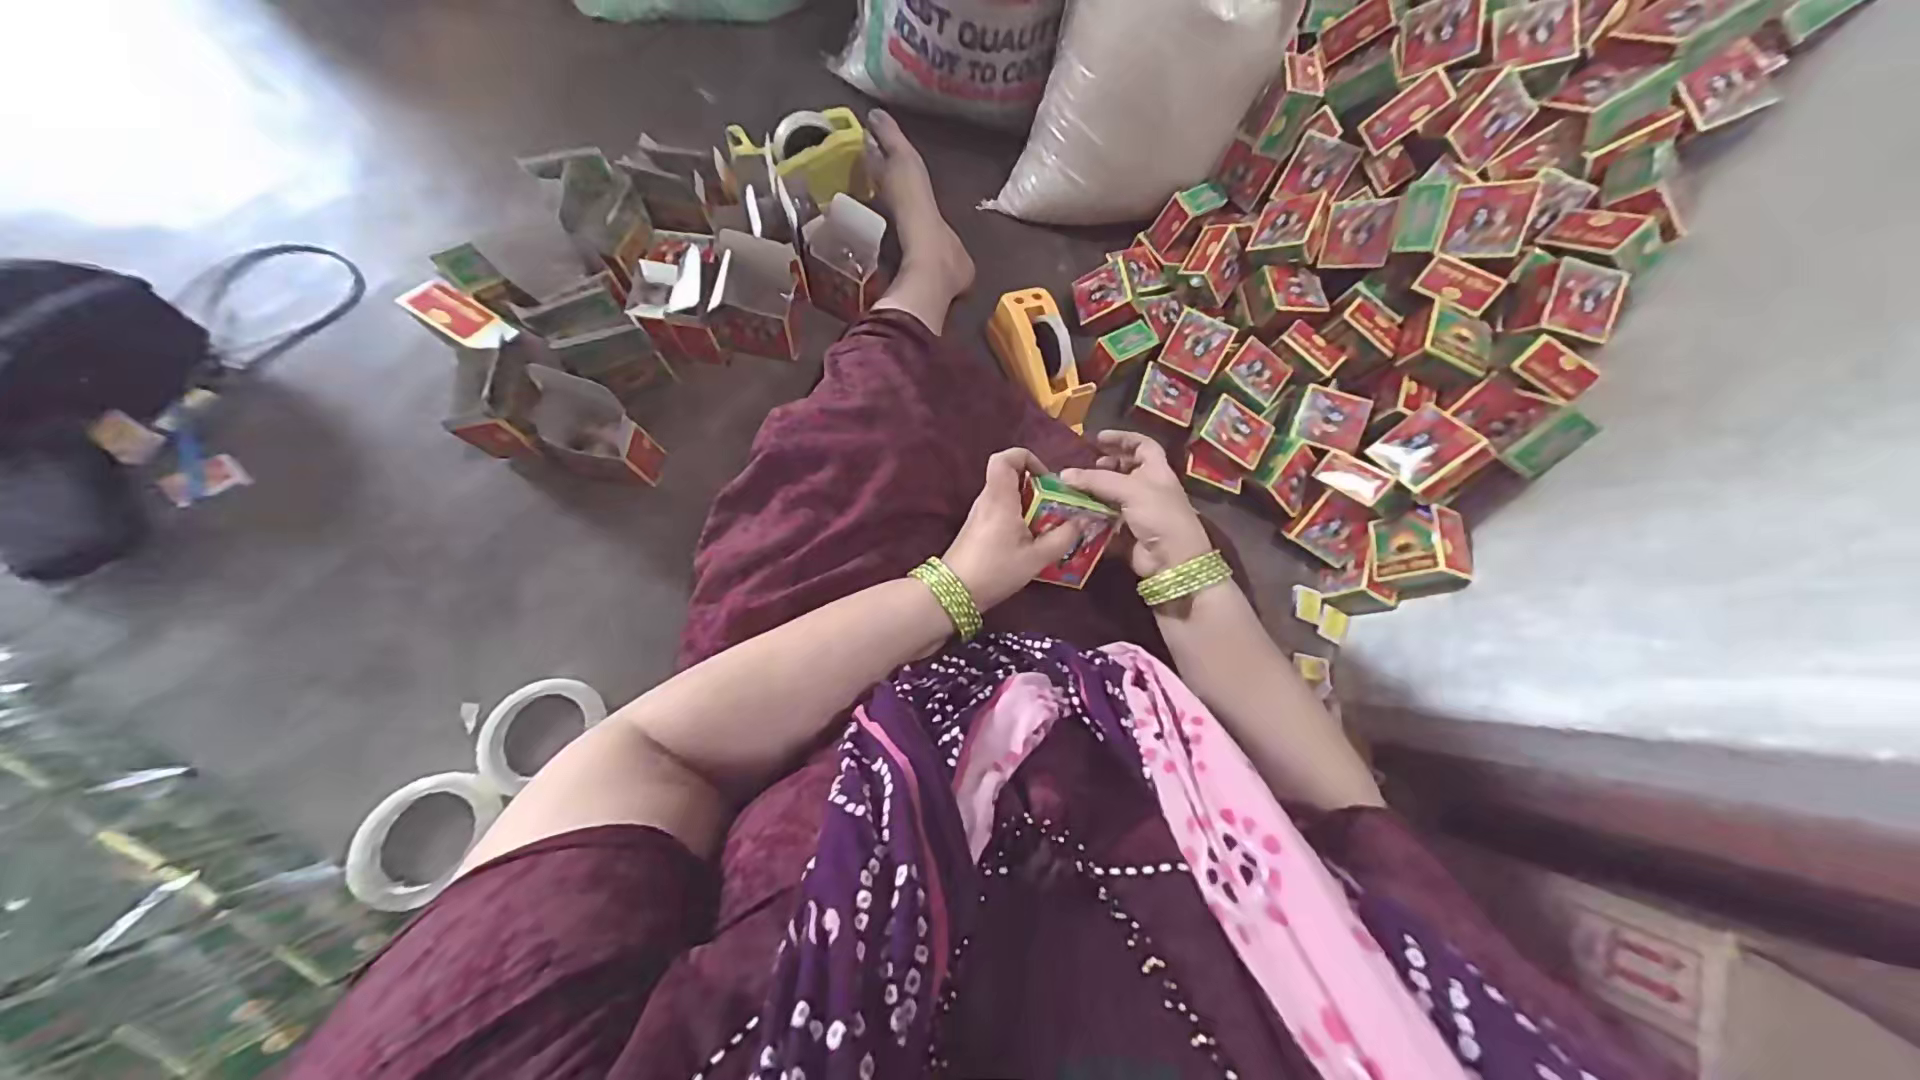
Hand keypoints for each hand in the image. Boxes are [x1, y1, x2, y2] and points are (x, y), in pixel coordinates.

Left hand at [941, 448, 1085, 610]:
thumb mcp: (1036, 558)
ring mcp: (980, 513)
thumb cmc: (995, 570)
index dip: (1027, 458)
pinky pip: (1001, 511)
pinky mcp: (977, 528)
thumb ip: (1063, 537)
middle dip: (1037, 487)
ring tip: (1048, 526)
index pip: (1005, 458)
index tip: (1046, 478)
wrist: (954, 592)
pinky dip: (1018, 517)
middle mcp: (987, 500)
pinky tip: (1031, 540)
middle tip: (1056, 507)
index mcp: (1000, 498)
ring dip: (1029, 505)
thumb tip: (1083, 520)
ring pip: (1007, 495)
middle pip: (1010, 477)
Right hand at [1059, 431, 1212, 577]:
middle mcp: (1149, 488)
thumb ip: (1097, 481)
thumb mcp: (1131, 490)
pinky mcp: (1127, 532)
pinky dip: (1093, 515)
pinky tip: (1078, 513)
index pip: (1142, 445)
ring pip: (1113, 495)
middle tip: (1087, 467)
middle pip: (1126, 469)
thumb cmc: (1159, 515)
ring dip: (1095, 492)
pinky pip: (1107, 519)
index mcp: (1157, 471)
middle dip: (1106, 466)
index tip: (1098, 439)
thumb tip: (1064, 474)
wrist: (1172, 560)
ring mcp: (1138, 511)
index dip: (1122, 438)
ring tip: (1077, 490)